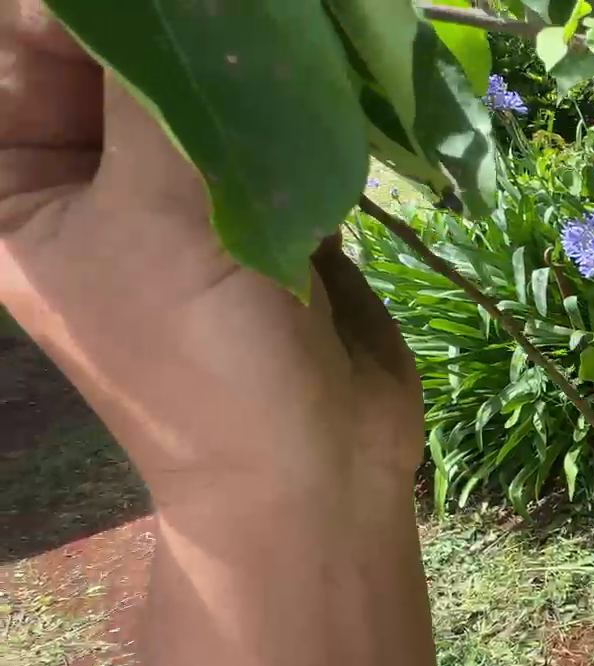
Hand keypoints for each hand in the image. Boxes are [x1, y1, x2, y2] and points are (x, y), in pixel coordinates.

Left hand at [0, 2, 420, 518]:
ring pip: (213, 100)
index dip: (85, 9)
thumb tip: (189, 8)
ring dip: (254, 73)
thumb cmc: (211, 366)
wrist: (324, 465)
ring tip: (301, 45)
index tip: (180, 7)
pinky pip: (283, 147)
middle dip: (182, 32)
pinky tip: (335, 98)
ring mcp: (193, 197)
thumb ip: (163, 100)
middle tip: (254, 19)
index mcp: (7, 170)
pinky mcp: (280, 222)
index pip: (19, 38)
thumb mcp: (163, 225)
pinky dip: (308, 121)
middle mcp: (92, 171)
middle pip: (115, 59)